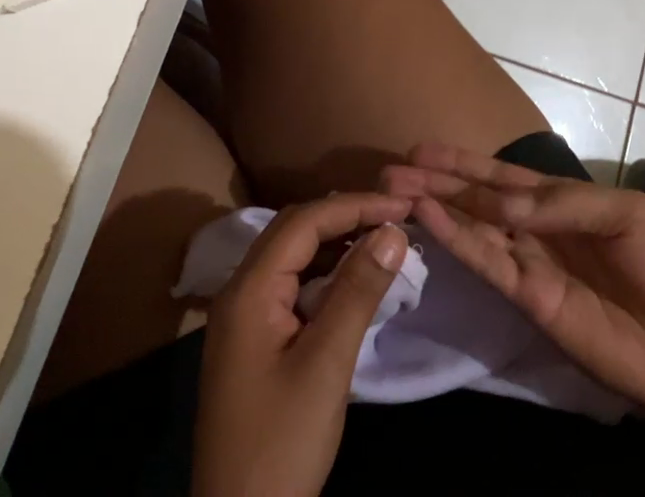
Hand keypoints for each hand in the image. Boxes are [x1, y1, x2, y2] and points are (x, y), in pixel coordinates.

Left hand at [193, 193, 411, 496]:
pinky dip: (326, 276)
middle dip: (345, 217)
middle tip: (397, 216)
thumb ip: (357, 292)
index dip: (354, 207)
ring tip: (385, 240)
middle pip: (293, 233)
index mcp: (248, 290)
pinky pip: (292, 289)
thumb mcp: (326, 363)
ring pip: (292, 260)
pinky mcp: (256, 342)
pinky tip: (356, 281)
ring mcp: (245, 319)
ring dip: (336, 245)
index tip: (403, 205)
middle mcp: (240, 293)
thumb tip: (392, 232)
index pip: (303, 223)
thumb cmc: (283, 440)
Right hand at [381, 143, 644, 427]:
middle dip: (436, 183)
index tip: (421, 150)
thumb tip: (499, 202)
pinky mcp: (528, 299)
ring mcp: (531, 265)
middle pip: (477, 200)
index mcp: (563, 204)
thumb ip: (561, 202)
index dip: (463, 163)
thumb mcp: (625, 213)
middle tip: (391, 169)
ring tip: (394, 190)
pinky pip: (487, 261)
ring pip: (473, 228)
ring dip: (435, 208)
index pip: (502, 178)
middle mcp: (538, 230)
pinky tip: (429, 220)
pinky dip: (457, 240)